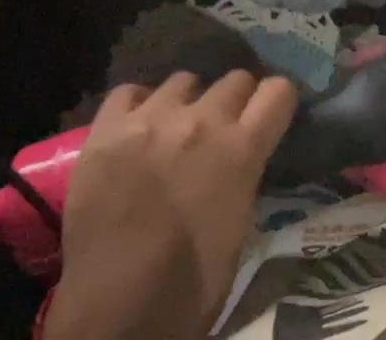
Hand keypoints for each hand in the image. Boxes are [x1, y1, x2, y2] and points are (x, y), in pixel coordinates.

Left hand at [43, 71, 296, 339]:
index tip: (270, 113)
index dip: (277, 101)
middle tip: (223, 126)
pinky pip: (129, 91)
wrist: (118, 306)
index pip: (278, 92)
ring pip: (182, 80)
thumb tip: (239, 156)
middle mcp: (200, 121)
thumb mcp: (239, 225)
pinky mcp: (107, 128)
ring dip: (188, 101)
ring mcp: (150, 119)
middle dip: (235, 99)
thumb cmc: (190, 283)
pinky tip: (136, 126)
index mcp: (240, 149)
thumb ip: (242, 174)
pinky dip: (139, 105)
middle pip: (233, 79)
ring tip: (175, 128)